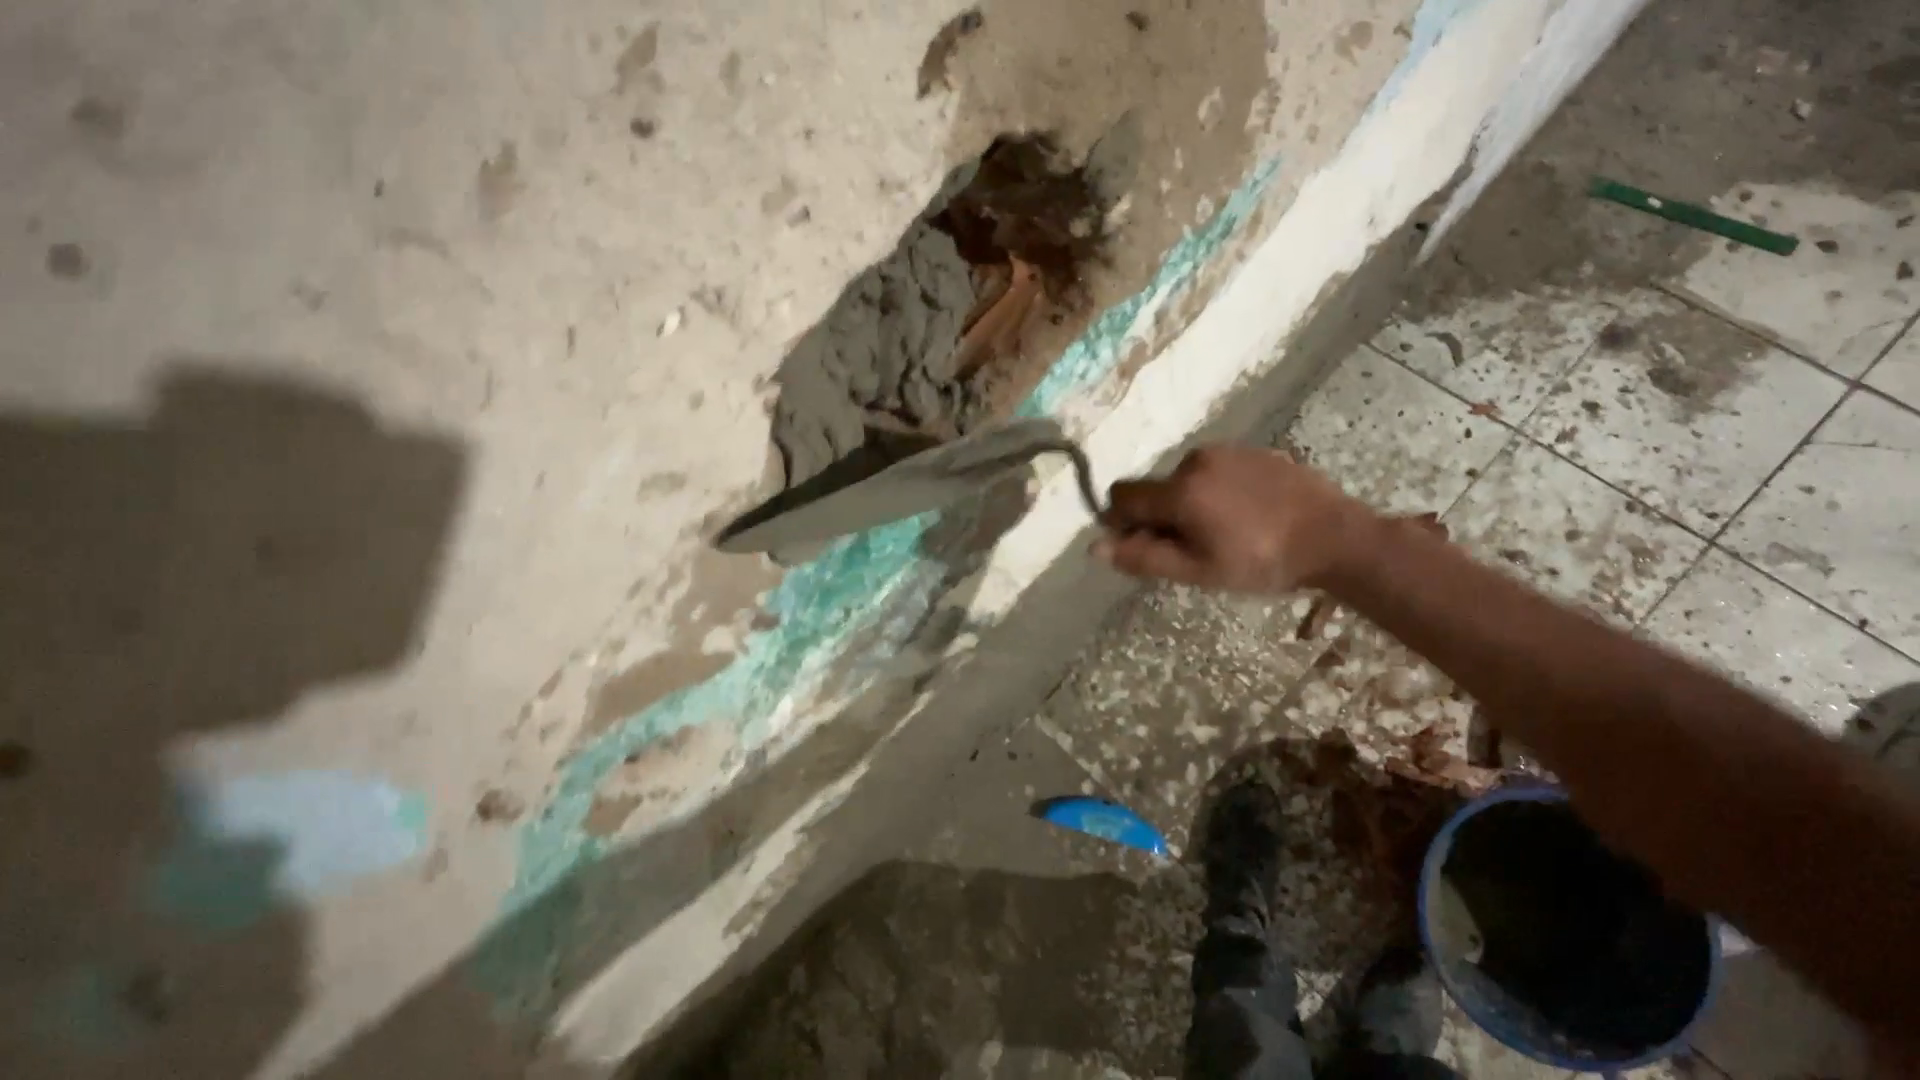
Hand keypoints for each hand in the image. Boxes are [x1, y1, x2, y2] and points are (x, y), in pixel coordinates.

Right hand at [1093, 444, 1370, 592]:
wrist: (1334, 537)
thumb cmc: (1262, 562)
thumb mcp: (1197, 571)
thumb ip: (1142, 557)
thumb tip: (1094, 547)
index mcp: (1179, 491)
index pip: (1122, 496)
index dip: (1123, 522)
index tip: (1149, 545)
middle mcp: (1196, 460)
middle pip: (1156, 488)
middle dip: (1163, 515)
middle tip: (1198, 548)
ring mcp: (1228, 451)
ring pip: (1187, 478)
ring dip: (1193, 503)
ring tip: (1229, 532)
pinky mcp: (1255, 451)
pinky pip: (1218, 470)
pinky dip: (1220, 491)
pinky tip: (1250, 515)